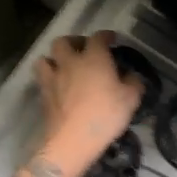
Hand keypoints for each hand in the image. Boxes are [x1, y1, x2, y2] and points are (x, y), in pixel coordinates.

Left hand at [35, 31, 142, 173]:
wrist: (72, 140)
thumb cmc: (105, 116)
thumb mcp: (130, 99)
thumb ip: (134, 82)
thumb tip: (132, 76)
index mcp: (93, 58)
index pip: (98, 38)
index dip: (105, 36)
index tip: (111, 39)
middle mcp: (70, 62)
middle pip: (63, 42)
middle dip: (73, 42)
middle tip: (83, 50)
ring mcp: (53, 78)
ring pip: (45, 58)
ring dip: (54, 58)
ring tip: (63, 66)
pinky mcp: (43, 95)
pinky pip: (42, 78)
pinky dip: (49, 77)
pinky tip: (58, 86)